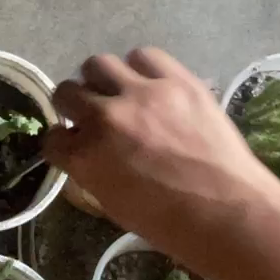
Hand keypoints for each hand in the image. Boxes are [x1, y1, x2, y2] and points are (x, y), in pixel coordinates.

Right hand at [44, 48, 279, 259]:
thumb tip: (88, 153)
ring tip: (118, 93)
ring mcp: (141, 94)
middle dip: (73, 104)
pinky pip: (144, 56)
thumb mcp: (112, 203)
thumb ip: (91, 170)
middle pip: (67, 92)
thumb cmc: (168, 223)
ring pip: (98, 64)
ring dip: (101, 80)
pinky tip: (149, 84)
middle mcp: (104, 118)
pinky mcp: (177, 81)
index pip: (52, 137)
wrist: (227, 212)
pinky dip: (140, 69)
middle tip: (90, 114)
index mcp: (84, 157)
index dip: (61, 141)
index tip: (72, 144)